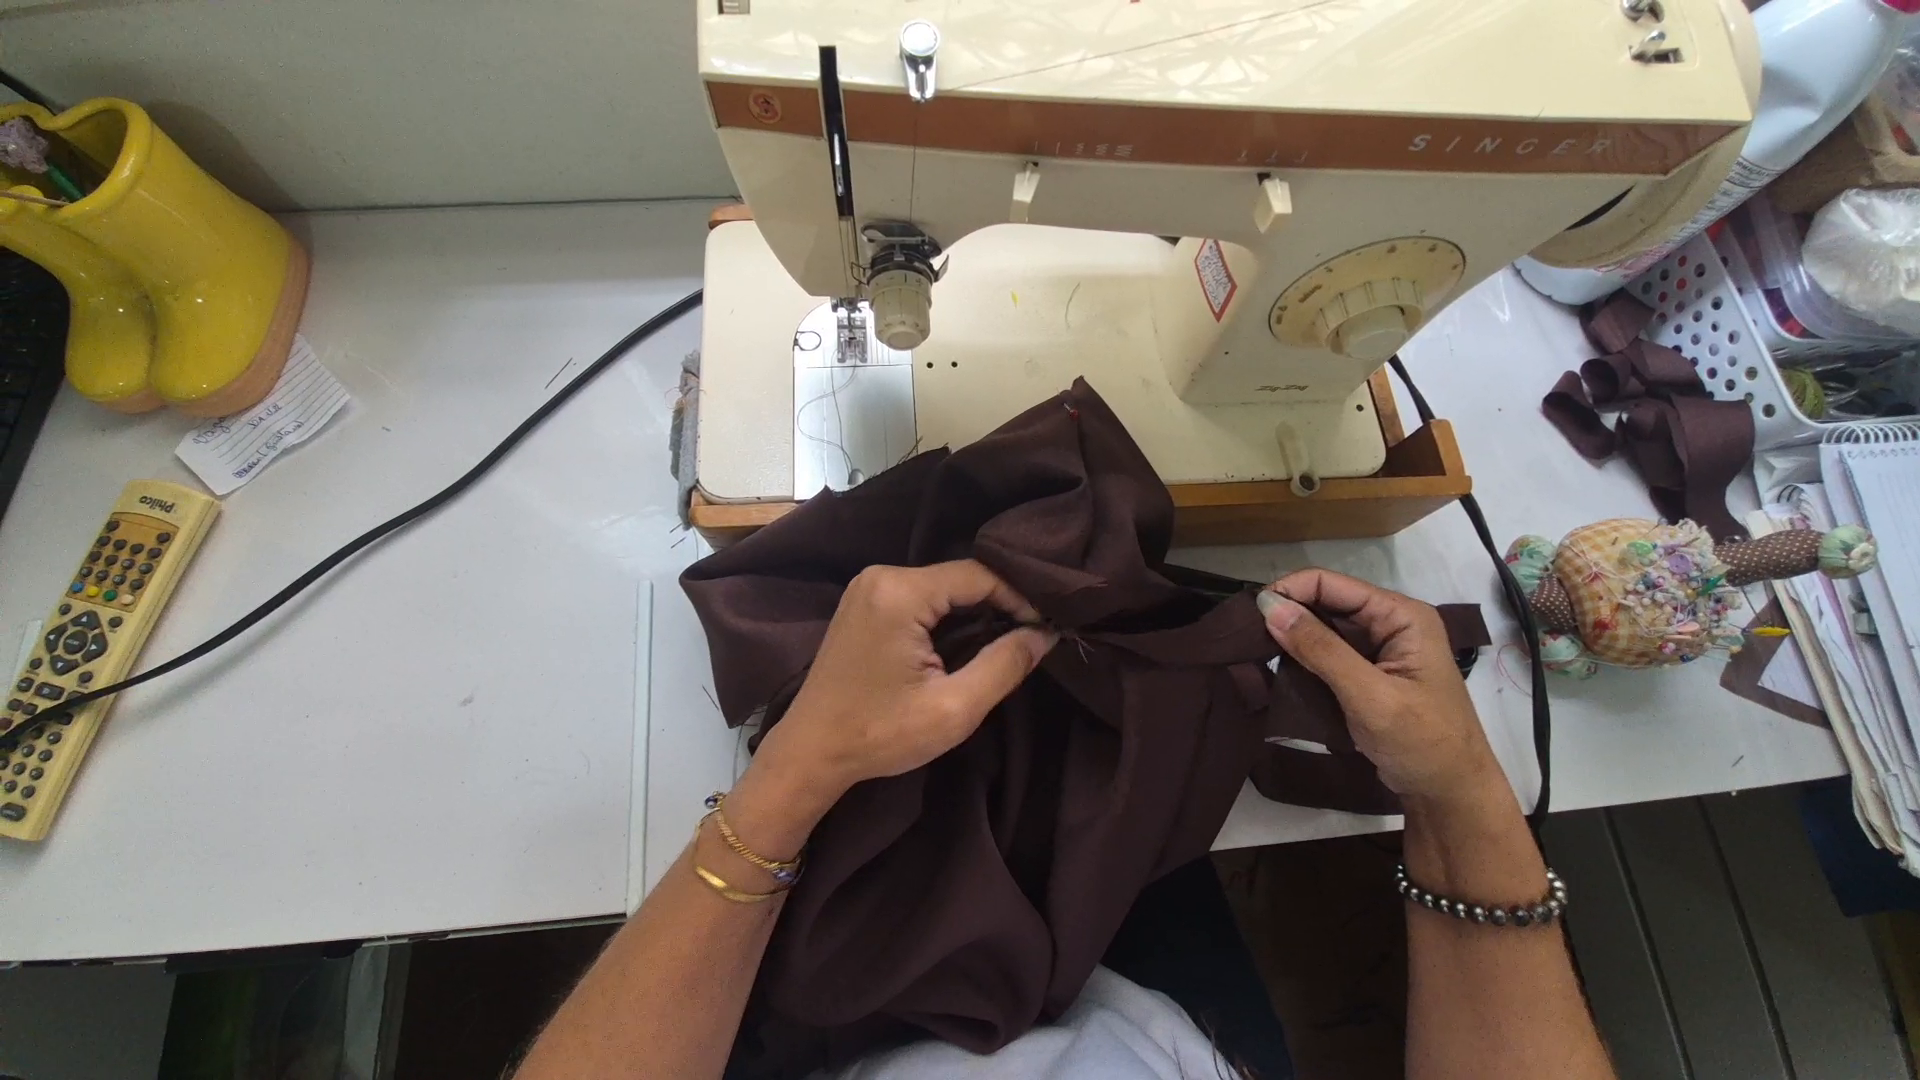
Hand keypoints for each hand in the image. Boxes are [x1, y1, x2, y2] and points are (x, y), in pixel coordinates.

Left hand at [734, 561, 1056, 851]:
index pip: (978, 575)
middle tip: (1033, 635)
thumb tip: (1045, 634)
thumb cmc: (879, 734)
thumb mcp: (953, 708)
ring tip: (1008, 640)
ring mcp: (868, 588)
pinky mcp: (864, 603)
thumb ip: (1004, 665)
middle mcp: (881, 576)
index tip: (1047, 627)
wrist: (810, 753)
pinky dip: (948, 616)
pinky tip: (967, 641)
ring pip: (941, 587)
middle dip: (999, 605)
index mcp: (899, 592)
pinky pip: (920, 597)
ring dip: (975, 612)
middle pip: (959, 578)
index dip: (1019, 598)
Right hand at [1258, 569, 1501, 808]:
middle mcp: (1388, 623)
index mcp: (1401, 616)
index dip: (1289, 592)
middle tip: (1245, 637)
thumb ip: (1320, 650)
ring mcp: (1376, 649)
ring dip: (1289, 638)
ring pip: (1320, 628)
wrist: (1450, 795)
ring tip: (1252, 651)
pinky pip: (1323, 653)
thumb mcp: (1370, 696)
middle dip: (1286, 614)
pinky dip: (1299, 659)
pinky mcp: (1363, 673)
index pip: (1331, 584)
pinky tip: (1274, 669)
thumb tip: (1269, 607)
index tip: (1250, 616)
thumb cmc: (1423, 743)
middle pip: (1324, 602)